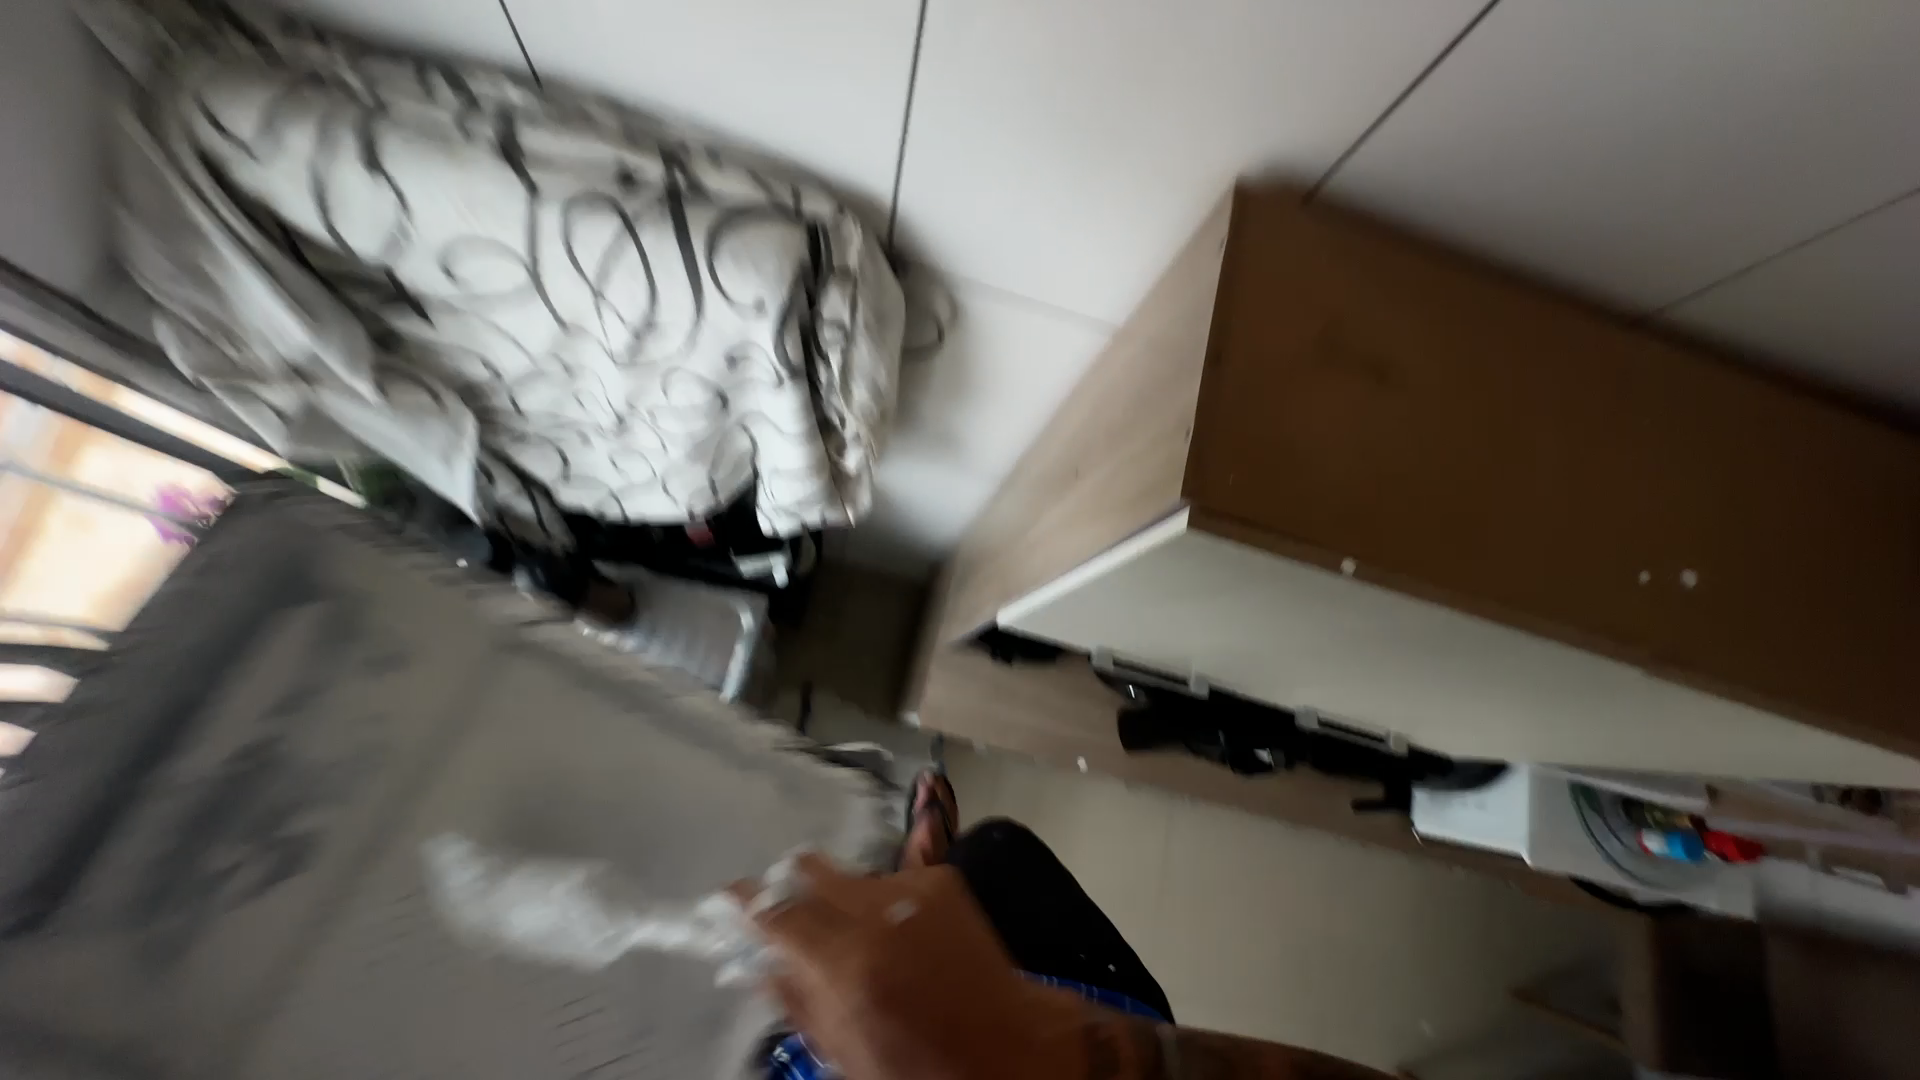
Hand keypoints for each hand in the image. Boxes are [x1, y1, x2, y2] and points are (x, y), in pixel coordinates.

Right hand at [732, 854, 1086, 1079]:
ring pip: (851, 875)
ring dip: (840, 897)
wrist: (1009, 1046)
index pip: (778, 914)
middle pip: (811, 870)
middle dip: (790, 883)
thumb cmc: (919, 1068)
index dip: (745, 901)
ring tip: (856, 936)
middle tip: (786, 908)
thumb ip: (797, 1000)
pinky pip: (891, 880)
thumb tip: (757, 964)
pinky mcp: (942, 879)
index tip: (726, 894)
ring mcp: (914, 888)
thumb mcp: (845, 1053)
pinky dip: (883, 900)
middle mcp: (878, 911)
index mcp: (848, 964)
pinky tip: (898, 932)